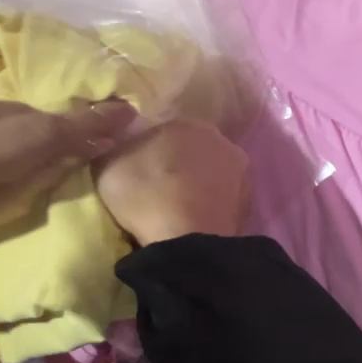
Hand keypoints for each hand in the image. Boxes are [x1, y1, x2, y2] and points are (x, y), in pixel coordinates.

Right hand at [94, 119, 250, 244]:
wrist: (189, 237)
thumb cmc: (146, 191)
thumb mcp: (109, 159)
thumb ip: (123, 142)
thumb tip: (133, 141)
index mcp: (192, 125)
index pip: (166, 128)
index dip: (150, 146)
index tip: (137, 163)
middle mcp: (226, 144)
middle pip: (196, 149)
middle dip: (179, 161)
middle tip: (157, 181)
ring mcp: (245, 174)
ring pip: (214, 172)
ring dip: (199, 181)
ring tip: (177, 199)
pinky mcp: (252, 201)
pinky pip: (224, 194)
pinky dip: (212, 199)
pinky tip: (195, 211)